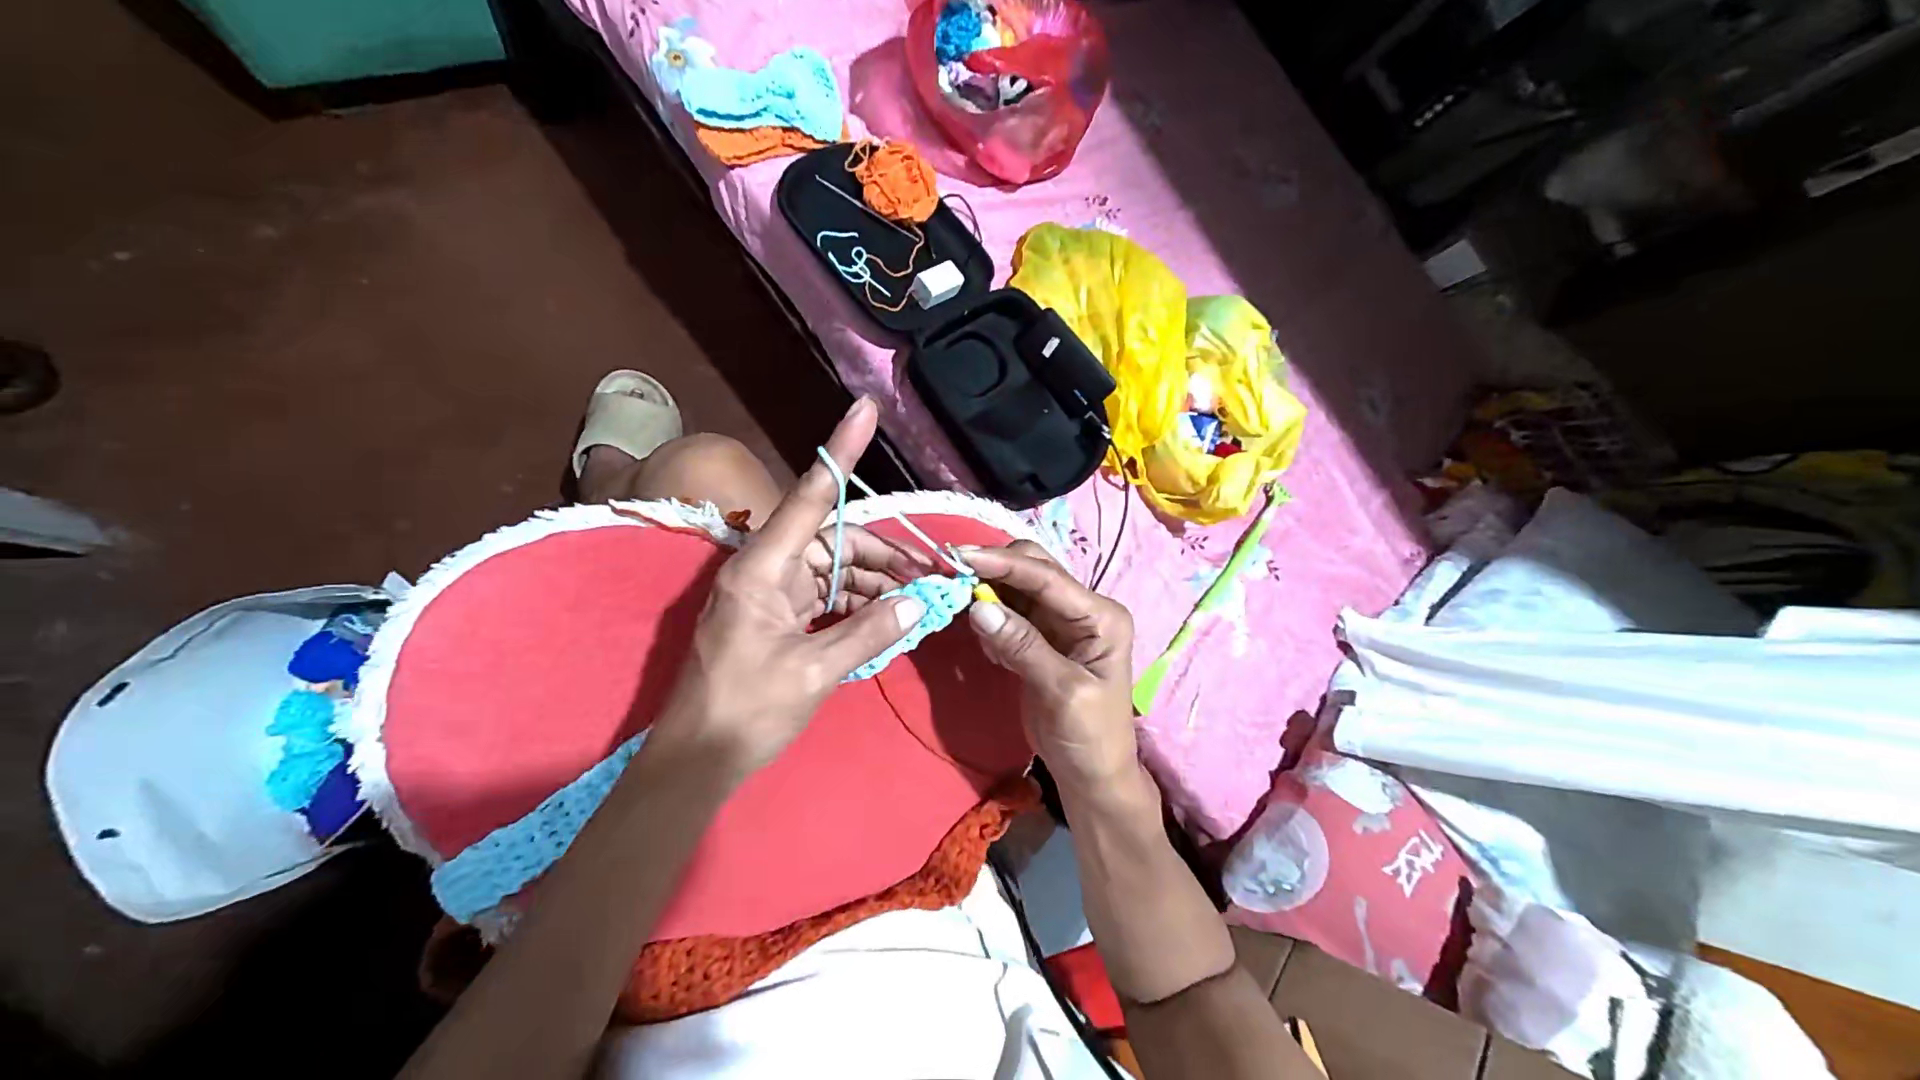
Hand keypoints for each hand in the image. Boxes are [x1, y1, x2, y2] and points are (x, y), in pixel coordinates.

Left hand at [653, 398, 929, 776]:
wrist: (698, 761)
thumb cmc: (746, 712)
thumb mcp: (814, 672)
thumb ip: (867, 632)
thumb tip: (916, 602)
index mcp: (762, 570)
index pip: (808, 498)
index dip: (839, 452)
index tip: (864, 409)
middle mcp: (765, 570)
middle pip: (835, 541)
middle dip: (884, 555)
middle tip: (933, 576)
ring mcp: (770, 594)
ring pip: (834, 569)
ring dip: (875, 582)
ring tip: (919, 601)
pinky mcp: (776, 617)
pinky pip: (825, 595)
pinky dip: (857, 603)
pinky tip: (889, 616)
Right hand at [961, 541, 1138, 793]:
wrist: (1092, 775)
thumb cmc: (1089, 736)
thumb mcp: (1062, 692)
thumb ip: (1023, 646)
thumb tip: (979, 606)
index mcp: (1100, 616)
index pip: (1047, 578)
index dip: (1003, 563)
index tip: (959, 556)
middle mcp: (1082, 609)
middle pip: (1033, 569)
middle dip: (993, 567)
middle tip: (950, 572)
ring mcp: (1059, 622)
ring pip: (1017, 587)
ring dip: (986, 586)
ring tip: (954, 594)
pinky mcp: (1039, 637)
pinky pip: (1009, 612)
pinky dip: (989, 613)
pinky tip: (979, 632)